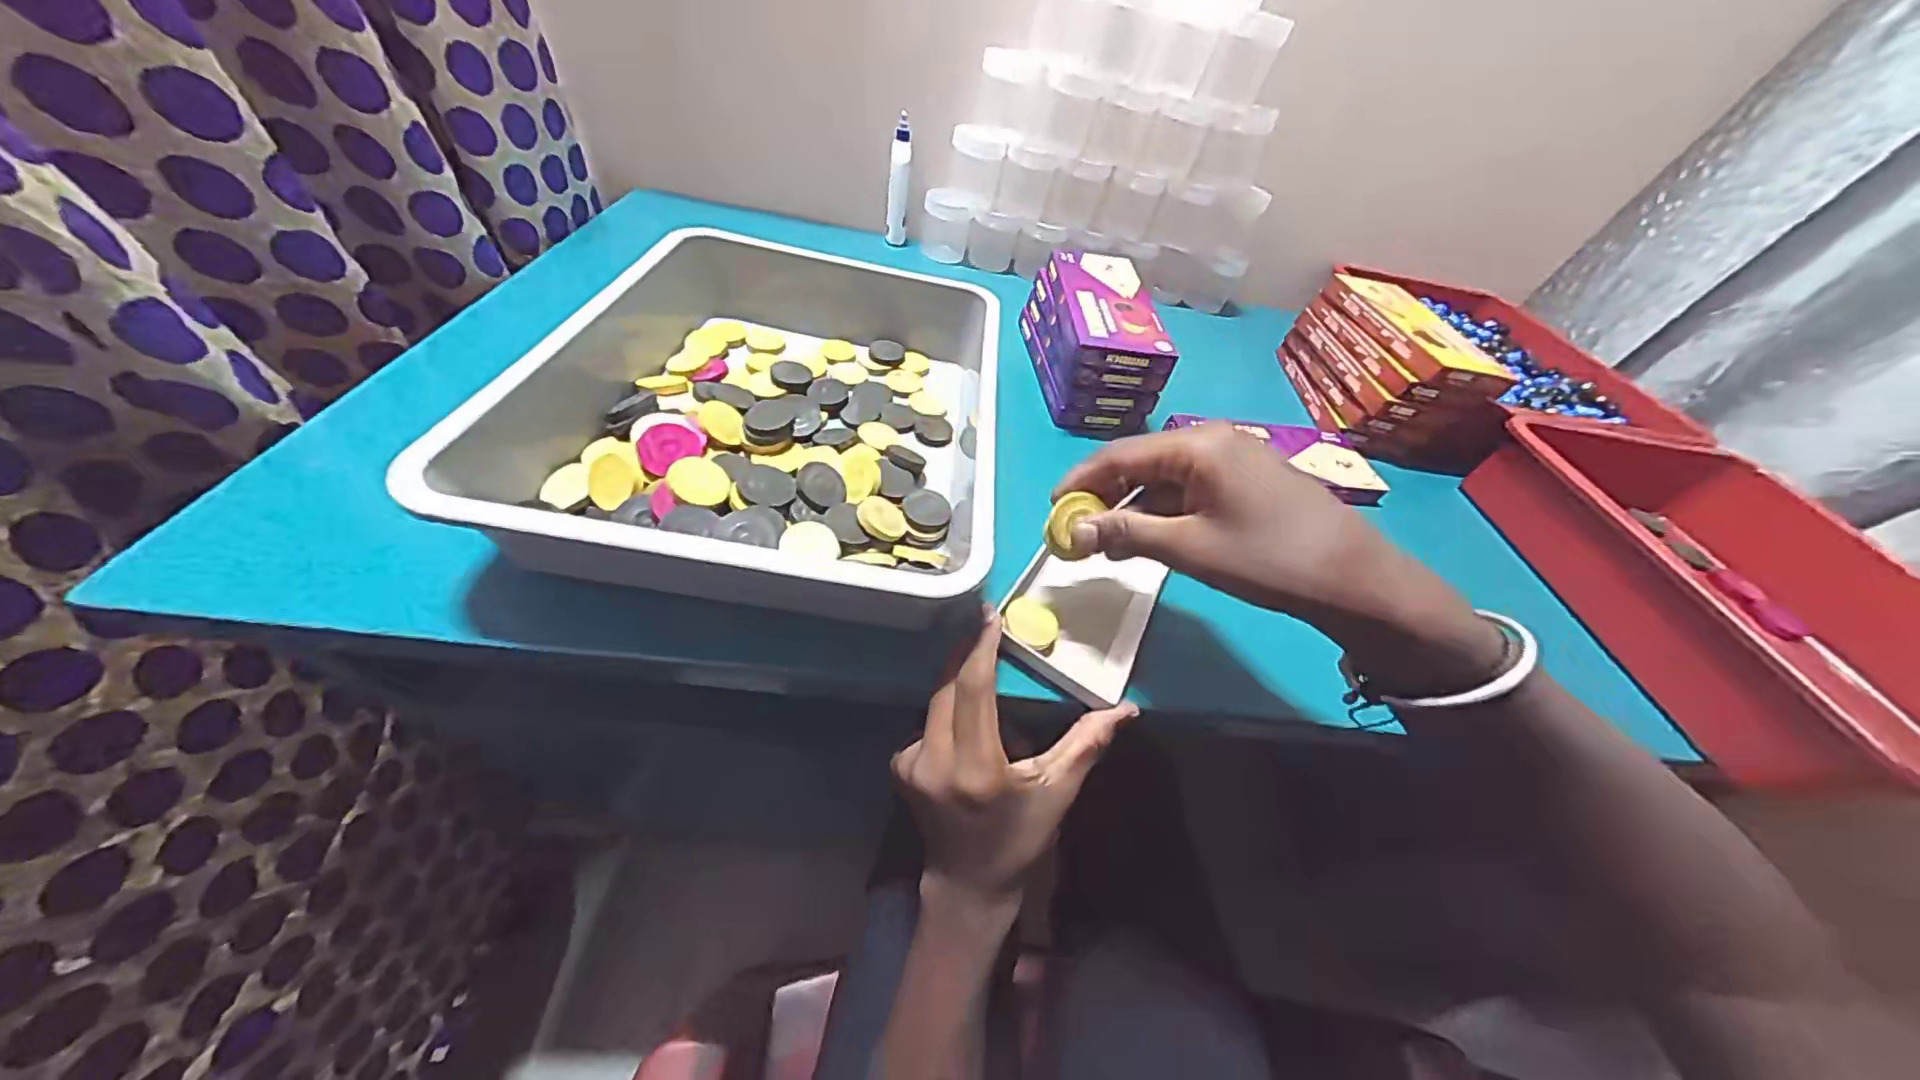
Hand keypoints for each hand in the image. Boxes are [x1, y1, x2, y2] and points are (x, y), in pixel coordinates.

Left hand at [893, 614, 1137, 908]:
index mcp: (976, 768)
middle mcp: (934, 762)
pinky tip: (964, 715)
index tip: (989, 615)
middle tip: (987, 626)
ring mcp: (909, 764)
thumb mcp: (1057, 793)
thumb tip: (1127, 710)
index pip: (974, 691)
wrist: (966, 882)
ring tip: (980, 662)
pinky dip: (946, 709)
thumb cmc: (1019, 839)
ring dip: (957, 680)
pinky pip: (926, 721)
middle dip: (968, 654)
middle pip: (949, 688)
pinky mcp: (899, 766)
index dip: (981, 648)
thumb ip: (1087, 744)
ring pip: (935, 702)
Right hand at [1055, 424, 1505, 696]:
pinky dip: (1162, 513)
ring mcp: (1233, 460)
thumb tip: (1074, 530)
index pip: (1120, 455)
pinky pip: (1188, 490)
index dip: (1082, 481)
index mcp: (1198, 445)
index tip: (1054, 509)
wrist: (1354, 579)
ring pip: (1164, 479)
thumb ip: (1126, 533)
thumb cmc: (1266, 558)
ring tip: (1107, 544)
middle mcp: (1213, 441)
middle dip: (1105, 497)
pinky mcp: (1245, 481)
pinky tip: (1147, 539)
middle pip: (1141, 463)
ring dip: (1132, 509)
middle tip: (1078, 531)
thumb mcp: (1188, 548)